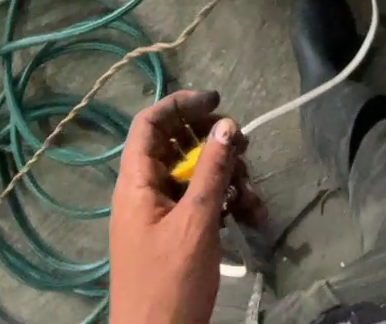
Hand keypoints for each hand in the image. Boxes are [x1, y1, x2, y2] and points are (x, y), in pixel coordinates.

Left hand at [108, 90, 263, 323]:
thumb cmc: (169, 284)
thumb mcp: (196, 223)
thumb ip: (210, 170)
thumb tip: (227, 124)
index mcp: (135, 183)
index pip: (149, 123)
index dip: (180, 105)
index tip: (217, 102)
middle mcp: (143, 191)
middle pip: (175, 144)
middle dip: (212, 141)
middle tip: (243, 147)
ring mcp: (158, 214)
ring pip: (192, 173)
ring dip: (225, 174)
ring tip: (250, 191)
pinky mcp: (175, 234)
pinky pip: (199, 201)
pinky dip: (224, 201)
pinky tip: (250, 214)